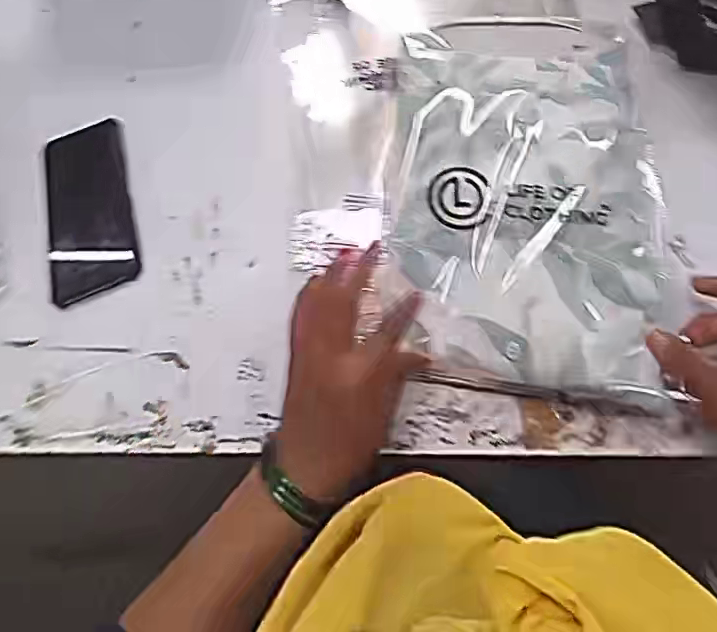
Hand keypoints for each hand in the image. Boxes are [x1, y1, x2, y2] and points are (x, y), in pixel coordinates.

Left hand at [274, 244, 426, 502]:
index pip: (387, 332)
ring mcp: (310, 352)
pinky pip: (302, 314)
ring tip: (345, 252)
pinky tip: (316, 279)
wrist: (302, 467)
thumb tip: (420, 352)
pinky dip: (310, 293)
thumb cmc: (348, 446)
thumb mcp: (382, 415)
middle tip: (371, 249)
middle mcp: (331, 356)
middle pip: (346, 303)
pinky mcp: (297, 353)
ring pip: (320, 302)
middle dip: (360, 272)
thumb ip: (398, 375)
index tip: (416, 293)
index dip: (404, 311)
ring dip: (332, 274)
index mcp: (359, 374)